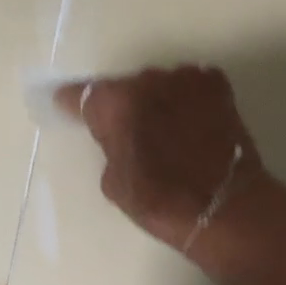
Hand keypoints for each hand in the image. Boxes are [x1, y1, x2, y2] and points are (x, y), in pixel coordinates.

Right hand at [55, 66, 268, 258]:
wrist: (222, 206)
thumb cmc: (159, 201)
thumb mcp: (114, 183)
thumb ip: (109, 147)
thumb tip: (118, 135)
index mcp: (118, 104)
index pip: (84, 95)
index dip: (72, 101)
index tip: (63, 103)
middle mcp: (150, 80)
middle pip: (125, 87)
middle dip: (120, 106)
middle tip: (121, 131)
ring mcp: (187, 78)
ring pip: (157, 86)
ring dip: (152, 103)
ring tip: (157, 131)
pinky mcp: (217, 85)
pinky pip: (186, 88)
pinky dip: (179, 102)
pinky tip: (183, 125)